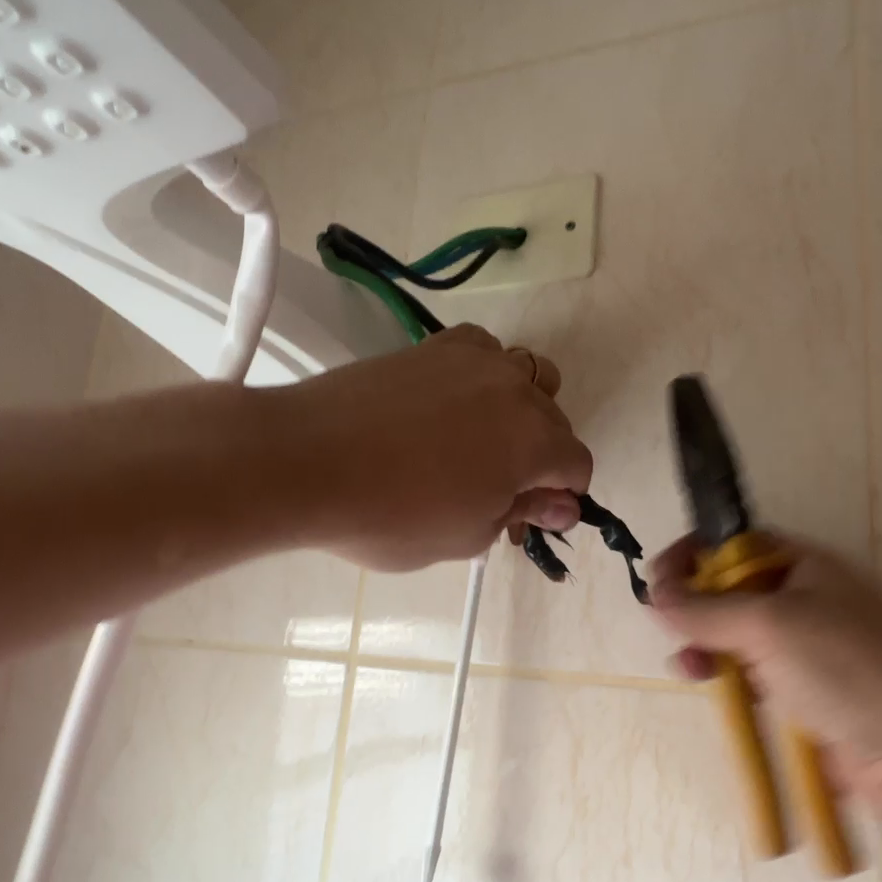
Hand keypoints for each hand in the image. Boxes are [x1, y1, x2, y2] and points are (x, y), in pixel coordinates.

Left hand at [263, 325, 591, 571]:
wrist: (304, 460)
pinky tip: (453, 402)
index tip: (527, 516)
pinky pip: (483, 351)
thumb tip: (559, 504)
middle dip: (541, 456)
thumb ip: (520, 513)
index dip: (560, 497)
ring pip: (526, 375)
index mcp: (534, 441)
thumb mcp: (465, 536)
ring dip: (522, 408)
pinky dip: (484, 374)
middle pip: (557, 419)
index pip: (577, 465)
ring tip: (480, 439)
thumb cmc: (390, 515)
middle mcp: (516, 389)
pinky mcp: (434, 346)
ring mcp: (475, 359)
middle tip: (496, 488)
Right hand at [649, 533, 881, 808]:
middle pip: (732, 589)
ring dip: (705, 644)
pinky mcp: (804, 693)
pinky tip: (707, 685)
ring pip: (738, 636)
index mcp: (805, 565)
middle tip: (664, 622)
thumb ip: (707, 609)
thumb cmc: (846, 667)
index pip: (737, 544)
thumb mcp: (770, 625)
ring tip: (686, 664)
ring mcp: (805, 648)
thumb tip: (655, 594)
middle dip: (694, 603)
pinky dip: (726, 676)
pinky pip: (752, 675)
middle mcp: (804, 598)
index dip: (695, 554)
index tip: (658, 578)